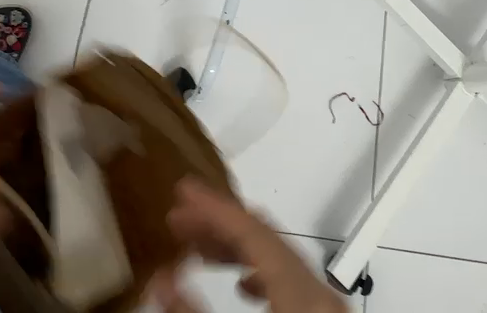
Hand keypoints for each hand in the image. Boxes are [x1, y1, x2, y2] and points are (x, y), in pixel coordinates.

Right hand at [149, 178, 346, 312]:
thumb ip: (194, 307)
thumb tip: (159, 277)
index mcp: (301, 288)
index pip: (252, 230)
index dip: (214, 205)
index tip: (182, 186)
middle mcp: (319, 287)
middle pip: (267, 238)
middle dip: (220, 223)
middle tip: (178, 219)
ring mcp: (326, 302)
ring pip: (280, 258)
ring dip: (238, 247)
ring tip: (198, 248)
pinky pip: (292, 279)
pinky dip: (262, 270)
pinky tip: (242, 283)